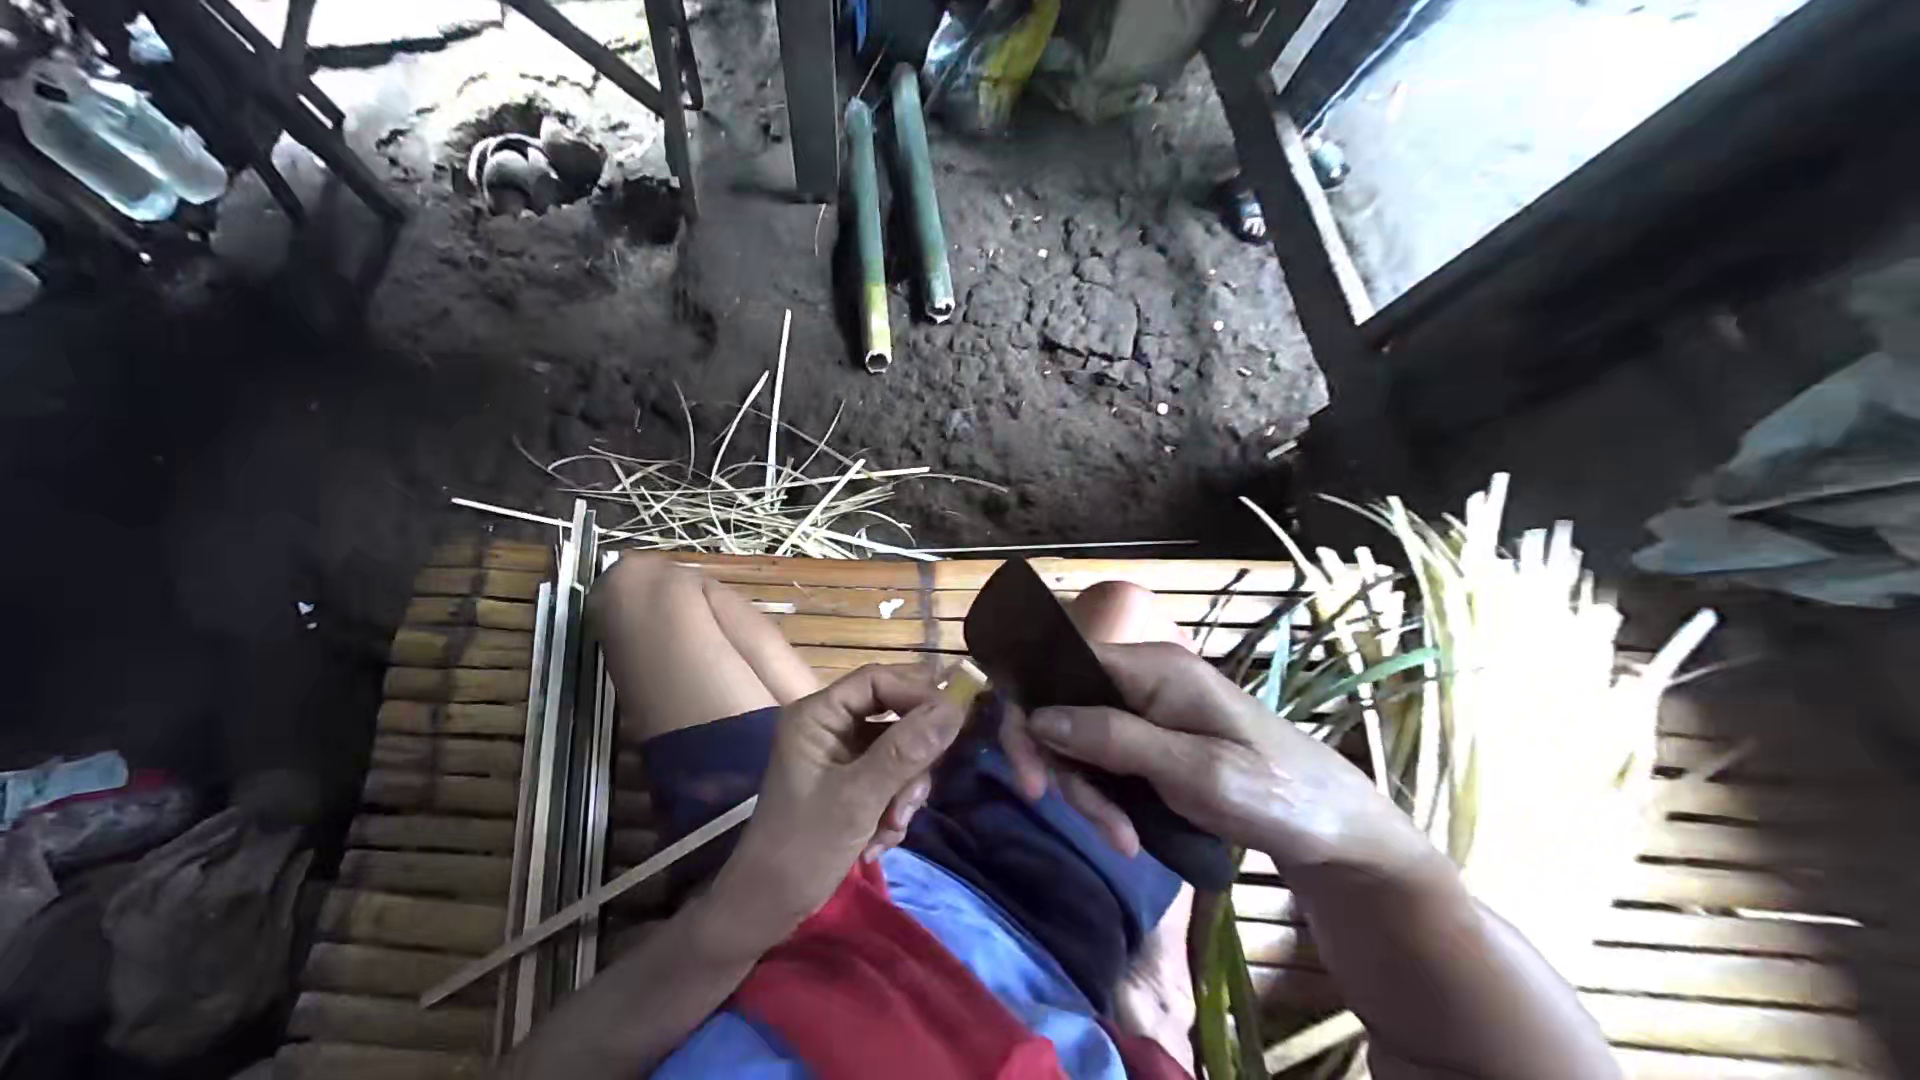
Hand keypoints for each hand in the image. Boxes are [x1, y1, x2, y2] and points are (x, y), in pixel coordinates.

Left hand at [712, 665, 965, 936]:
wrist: (767, 908)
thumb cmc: (804, 847)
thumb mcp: (859, 798)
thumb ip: (906, 751)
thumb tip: (955, 709)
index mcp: (818, 715)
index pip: (878, 680)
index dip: (917, 694)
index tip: (953, 721)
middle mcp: (830, 725)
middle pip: (893, 714)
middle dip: (912, 758)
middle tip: (915, 794)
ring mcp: (840, 754)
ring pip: (898, 749)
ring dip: (904, 790)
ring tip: (892, 827)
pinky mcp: (849, 781)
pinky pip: (890, 776)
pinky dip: (894, 805)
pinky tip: (881, 839)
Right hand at [1006, 642, 1441, 888]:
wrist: (1330, 827)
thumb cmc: (1274, 791)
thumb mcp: (1196, 770)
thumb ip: (1116, 739)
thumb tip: (1039, 717)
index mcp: (1152, 666)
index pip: (1061, 664)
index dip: (1032, 712)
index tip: (1032, 775)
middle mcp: (1140, 676)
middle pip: (1064, 706)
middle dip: (1065, 767)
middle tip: (1097, 824)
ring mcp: (1143, 706)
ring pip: (1078, 738)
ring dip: (1087, 791)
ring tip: (1123, 840)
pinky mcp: (1147, 737)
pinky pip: (1100, 757)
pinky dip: (1103, 795)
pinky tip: (1125, 832)